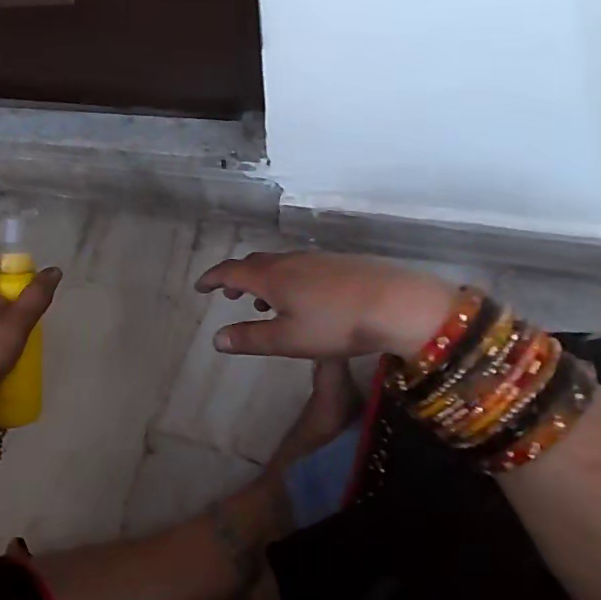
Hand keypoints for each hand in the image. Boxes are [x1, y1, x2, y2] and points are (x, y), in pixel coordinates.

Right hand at [193, 251, 455, 358]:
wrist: (400, 303)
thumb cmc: (336, 324)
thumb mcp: (288, 340)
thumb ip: (249, 338)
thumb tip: (216, 339)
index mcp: (270, 277)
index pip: (230, 271)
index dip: (212, 278)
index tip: (200, 287)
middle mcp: (289, 261)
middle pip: (253, 263)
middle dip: (237, 278)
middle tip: (230, 295)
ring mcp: (316, 260)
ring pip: (278, 265)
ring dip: (263, 280)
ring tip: (264, 303)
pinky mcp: (340, 264)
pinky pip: (300, 267)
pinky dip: (287, 279)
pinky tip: (302, 300)